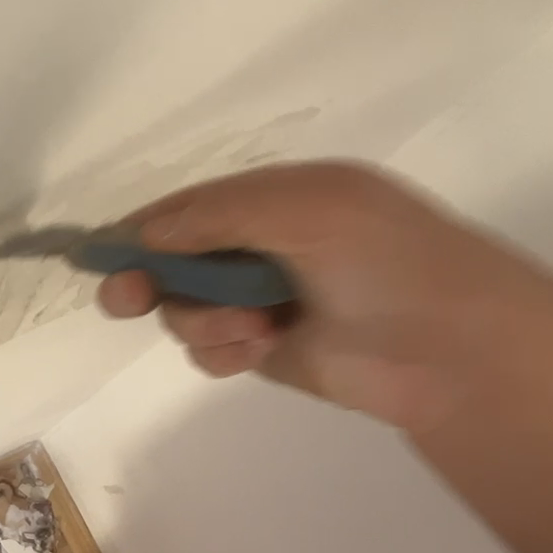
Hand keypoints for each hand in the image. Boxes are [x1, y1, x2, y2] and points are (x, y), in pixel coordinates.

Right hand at [97, 161, 552, 433]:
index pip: (186, 209)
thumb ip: (217, 215)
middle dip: (148, 281)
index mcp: (277, 200)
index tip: (98, 256)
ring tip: (251, 332)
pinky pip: (206, 349)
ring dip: (203, 324)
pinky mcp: (259, 348)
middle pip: (171, 263)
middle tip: (126, 301)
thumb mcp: (307, 211)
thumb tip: (142, 235)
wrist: (454, 352)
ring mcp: (258, 300)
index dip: (139, 231)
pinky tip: (256, 352)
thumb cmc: (387, 263)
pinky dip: (221, 352)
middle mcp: (261, 247)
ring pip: (184, 311)